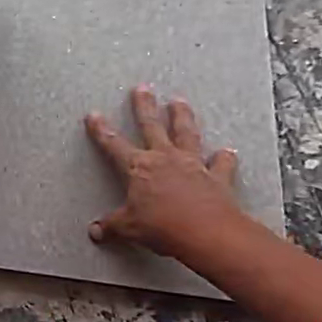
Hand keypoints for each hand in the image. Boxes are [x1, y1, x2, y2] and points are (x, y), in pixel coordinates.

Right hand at [83, 86, 252, 261]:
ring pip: (185, 133)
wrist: (205, 232)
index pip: (114, 145)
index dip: (101, 130)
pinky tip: (228, 152)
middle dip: (144, 106)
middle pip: (151, 126)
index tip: (94, 115)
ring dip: (182, 116)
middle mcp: (165, 158)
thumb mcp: (130, 228)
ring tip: (179, 101)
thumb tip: (95, 231)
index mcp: (139, 168)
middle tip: (142, 88)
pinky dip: (224, 158)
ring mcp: (192, 163)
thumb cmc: (163, 228)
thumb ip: (112, 226)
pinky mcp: (215, 176)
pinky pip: (221, 163)